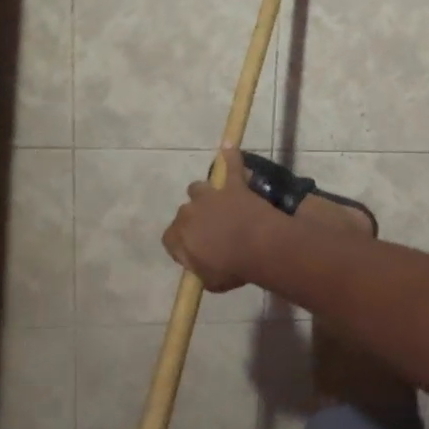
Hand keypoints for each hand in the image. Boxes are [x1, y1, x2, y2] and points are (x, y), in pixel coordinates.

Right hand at [162, 145, 286, 292]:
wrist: (258, 246)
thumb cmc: (232, 268)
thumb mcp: (210, 281)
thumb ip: (202, 271)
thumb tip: (203, 267)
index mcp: (178, 236)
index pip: (170, 238)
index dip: (183, 245)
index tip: (196, 251)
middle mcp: (189, 211)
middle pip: (186, 212)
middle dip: (198, 220)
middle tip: (216, 232)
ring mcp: (210, 195)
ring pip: (199, 189)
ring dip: (208, 196)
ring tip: (221, 204)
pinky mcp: (233, 185)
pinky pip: (231, 165)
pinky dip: (230, 156)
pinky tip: (229, 146)